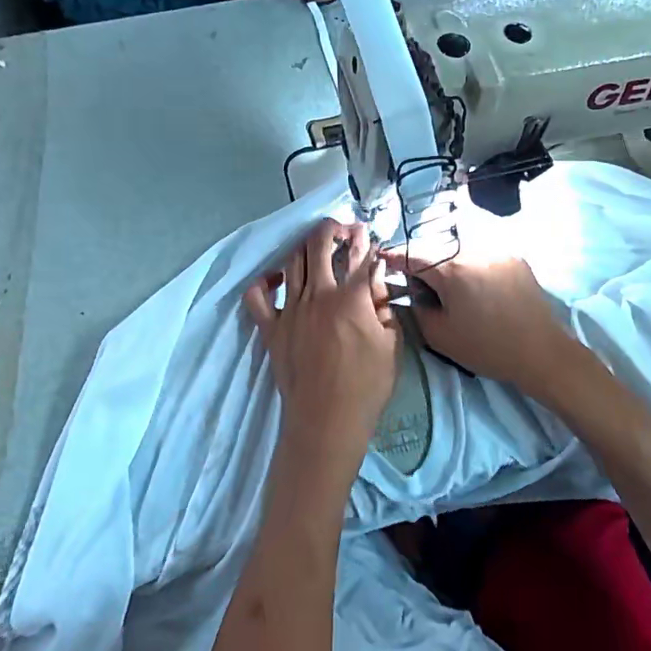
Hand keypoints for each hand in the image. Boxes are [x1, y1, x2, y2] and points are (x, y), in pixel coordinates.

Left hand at [244, 220, 398, 465]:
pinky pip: (258, 296)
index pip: (359, 256)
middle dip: (332, 229)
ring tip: (316, 245)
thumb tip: (377, 279)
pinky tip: (277, 278)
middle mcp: (319, 295)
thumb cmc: (367, 386)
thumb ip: (384, 306)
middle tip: (343, 230)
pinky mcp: (271, 328)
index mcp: (351, 298)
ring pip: (292, 261)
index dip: (365, 240)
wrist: (327, 421)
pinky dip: (264, 281)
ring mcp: (290, 310)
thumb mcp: (392, 344)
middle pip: (319, 245)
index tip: (369, 234)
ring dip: (305, 246)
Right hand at [382, 243, 591, 401]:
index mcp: (452, 269)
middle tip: (419, 285)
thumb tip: (412, 293)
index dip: (394, 258)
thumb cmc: (487, 348)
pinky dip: (473, 267)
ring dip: (450, 265)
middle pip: (438, 251)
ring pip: (462, 252)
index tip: (382, 259)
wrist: (541, 352)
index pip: (414, 255)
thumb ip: (417, 309)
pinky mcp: (515, 259)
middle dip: (425, 264)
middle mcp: (475, 251)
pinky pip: (484, 256)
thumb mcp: (440, 336)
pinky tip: (479, 289)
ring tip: (452, 289)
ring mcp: (498, 252)